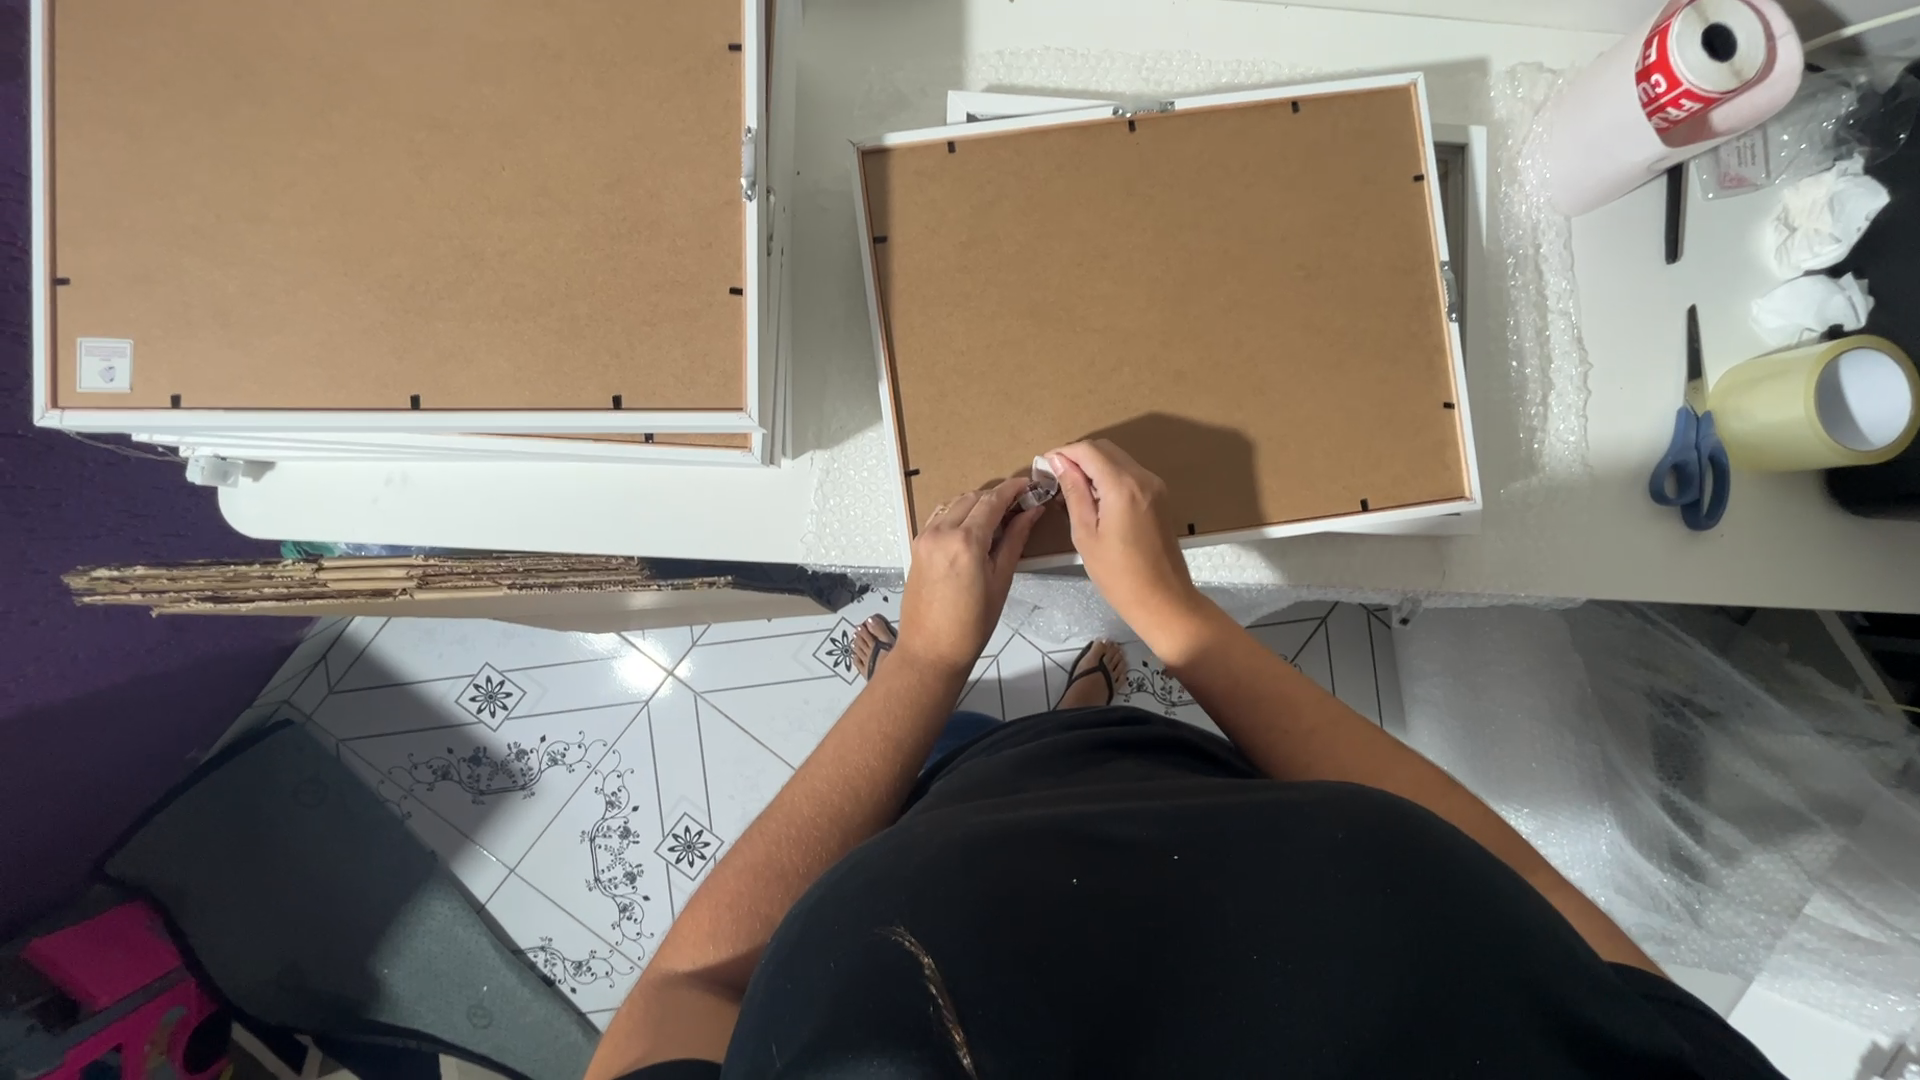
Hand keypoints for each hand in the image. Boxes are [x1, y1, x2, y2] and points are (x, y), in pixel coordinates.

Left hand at [896, 477, 1043, 675]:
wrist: (931, 649)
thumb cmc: (971, 624)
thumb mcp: (1001, 581)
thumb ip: (1015, 540)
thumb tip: (1031, 512)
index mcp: (965, 541)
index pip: (992, 501)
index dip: (1013, 489)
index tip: (1029, 484)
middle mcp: (941, 532)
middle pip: (973, 497)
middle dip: (996, 496)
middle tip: (1019, 504)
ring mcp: (925, 538)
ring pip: (954, 504)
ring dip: (976, 503)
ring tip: (998, 516)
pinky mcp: (917, 546)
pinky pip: (940, 517)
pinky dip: (958, 513)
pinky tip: (973, 527)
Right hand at [1047, 440, 1205, 636]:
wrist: (1163, 599)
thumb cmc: (1118, 575)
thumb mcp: (1085, 534)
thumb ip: (1074, 492)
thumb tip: (1058, 463)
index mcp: (1123, 486)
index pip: (1088, 450)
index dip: (1063, 453)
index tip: (1044, 466)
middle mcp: (1143, 478)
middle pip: (1105, 449)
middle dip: (1077, 456)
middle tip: (1055, 478)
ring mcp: (1155, 486)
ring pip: (1118, 459)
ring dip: (1093, 466)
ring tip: (1071, 490)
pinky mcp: (1159, 497)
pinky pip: (1129, 474)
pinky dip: (1108, 476)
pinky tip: (1094, 499)